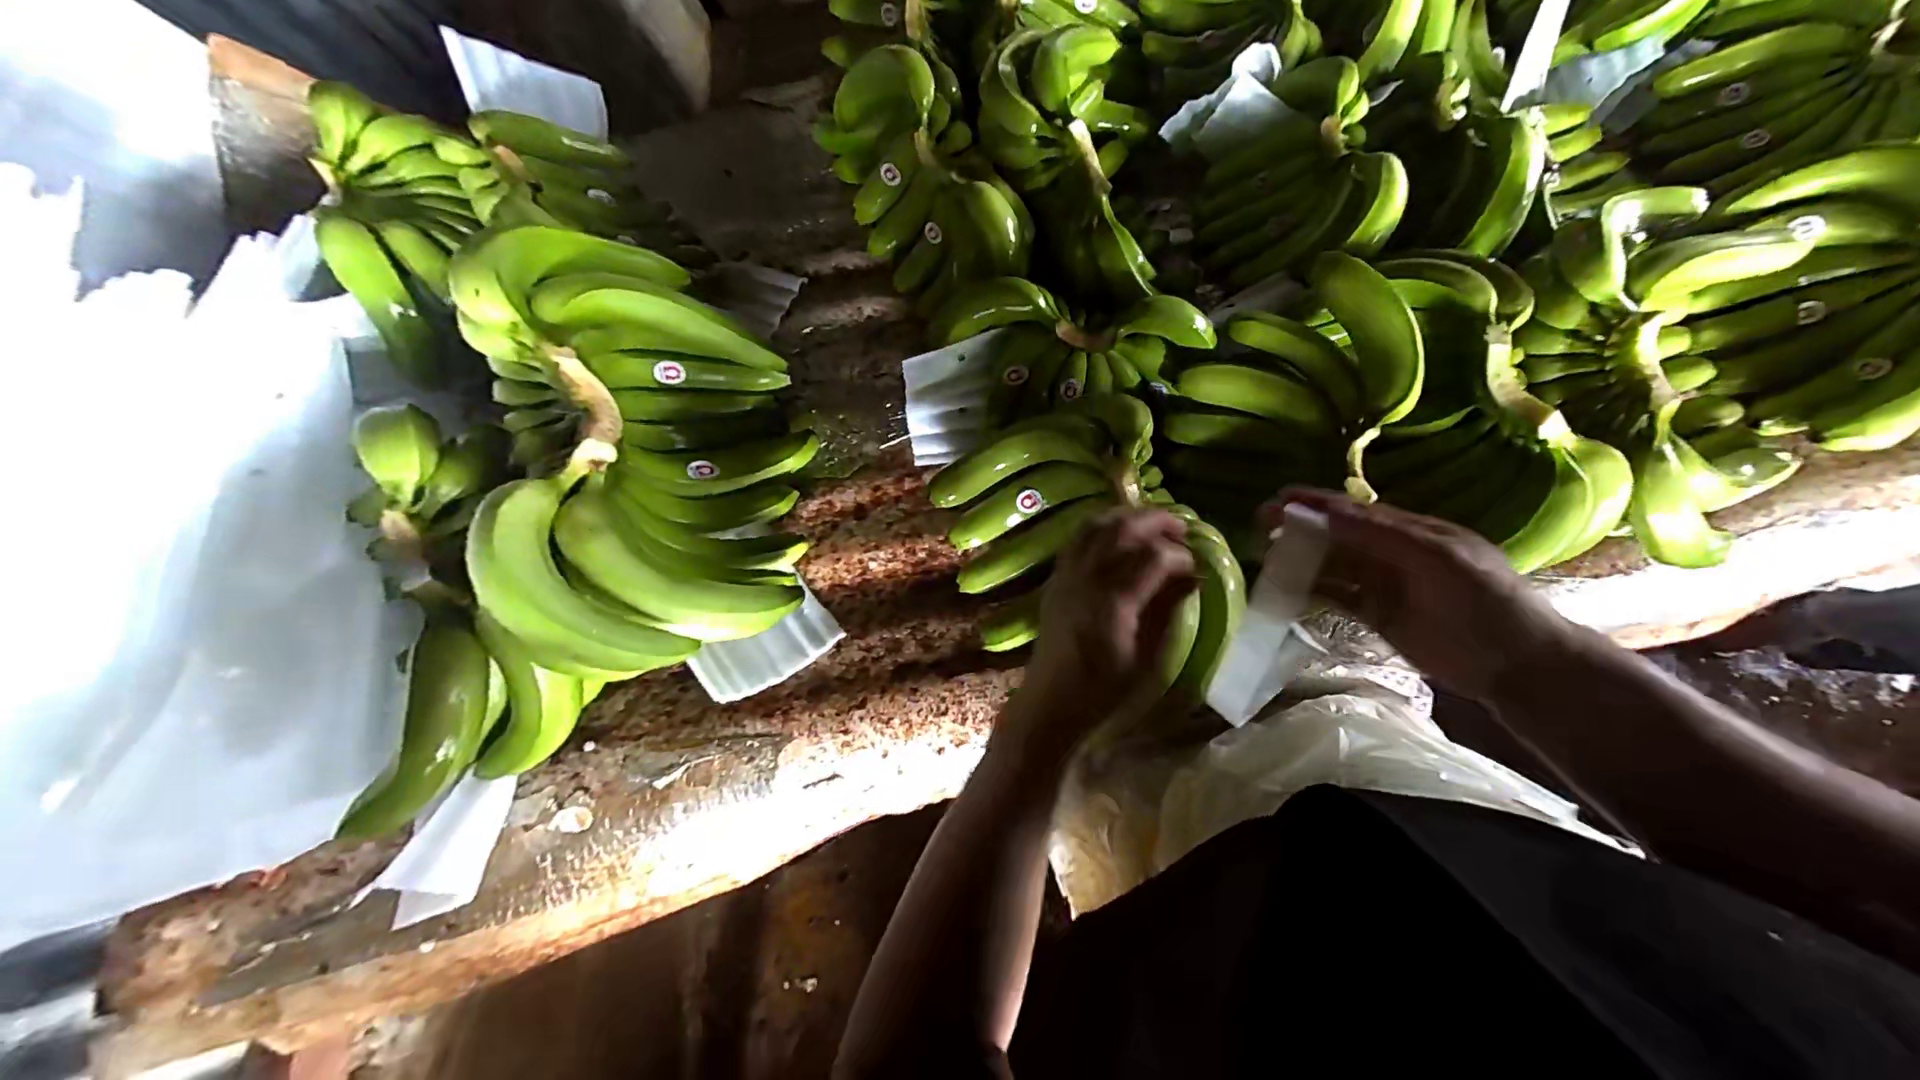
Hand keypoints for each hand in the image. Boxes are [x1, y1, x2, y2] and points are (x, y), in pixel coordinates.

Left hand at [1006, 507, 1197, 754]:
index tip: (1197, 567)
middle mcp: (1087, 577)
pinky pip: (1078, 538)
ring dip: (1127, 517)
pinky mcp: (1056, 578)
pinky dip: (1102, 527)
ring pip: (1096, 524)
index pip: (1154, 556)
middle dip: (1157, 521)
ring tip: (1152, 526)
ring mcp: (1067, 574)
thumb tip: (1192, 578)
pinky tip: (1119, 538)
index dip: (1181, 555)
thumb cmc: (1103, 688)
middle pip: (1123, 527)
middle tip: (1182, 528)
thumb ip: (1168, 610)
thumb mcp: (1148, 657)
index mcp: (1113, 600)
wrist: (1051, 699)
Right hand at [1261, 488, 1590, 700]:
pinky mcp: (1376, 616)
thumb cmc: (1483, 601)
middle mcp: (1391, 554)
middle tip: (1259, 524)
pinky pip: (1335, 597)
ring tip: (1263, 556)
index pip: (1354, 510)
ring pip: (1331, 566)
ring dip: (1300, 559)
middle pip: (1336, 535)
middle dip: (1299, 527)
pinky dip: (1310, 592)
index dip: (1315, 502)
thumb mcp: (1435, 557)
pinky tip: (1284, 591)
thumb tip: (1325, 510)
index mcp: (1411, 531)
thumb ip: (1379, 534)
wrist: (1515, 664)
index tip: (1277, 498)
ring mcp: (1383, 586)